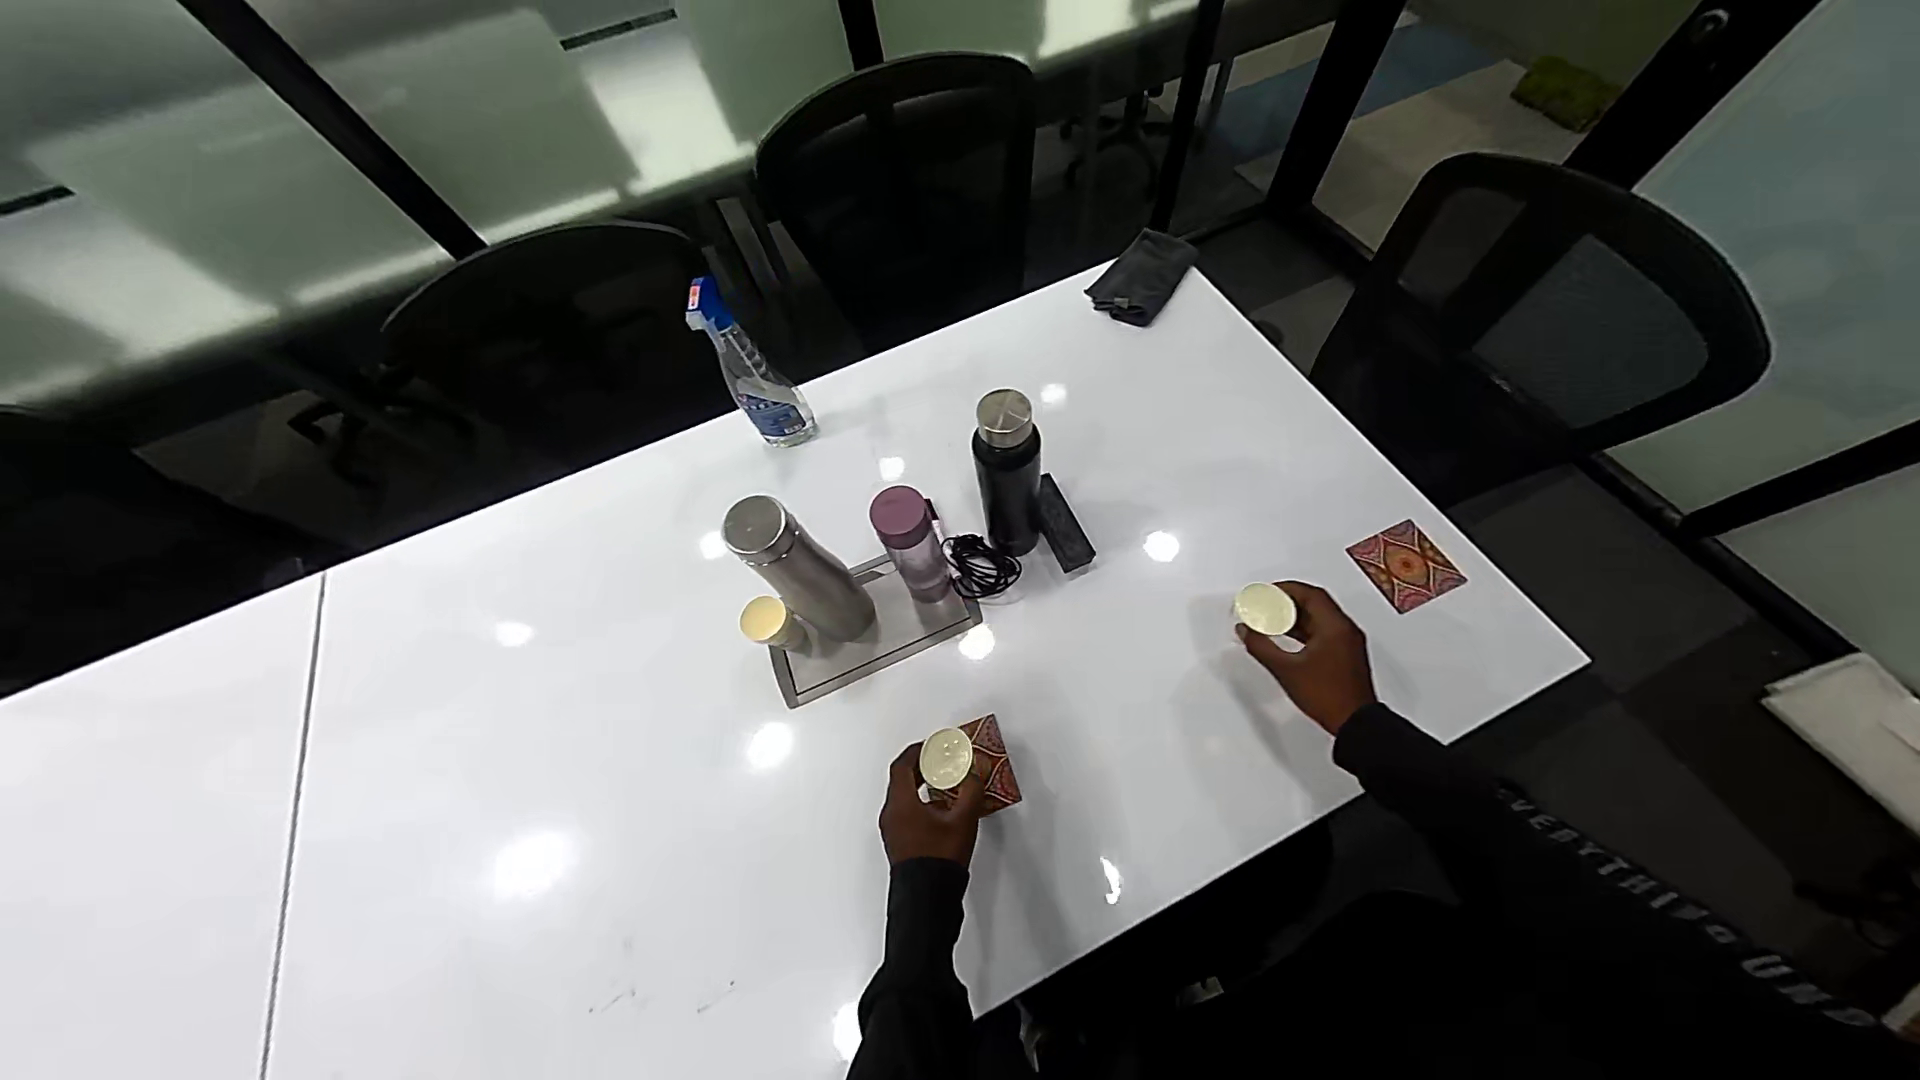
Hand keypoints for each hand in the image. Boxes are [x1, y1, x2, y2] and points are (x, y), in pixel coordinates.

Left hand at [879, 743, 987, 866]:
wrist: (927, 900)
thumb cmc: (940, 859)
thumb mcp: (963, 820)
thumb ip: (971, 791)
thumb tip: (974, 775)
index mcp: (901, 804)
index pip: (901, 766)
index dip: (915, 752)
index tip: (929, 746)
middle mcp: (891, 815)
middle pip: (900, 780)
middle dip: (919, 767)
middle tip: (937, 760)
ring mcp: (892, 831)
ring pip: (902, 797)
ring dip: (919, 785)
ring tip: (942, 782)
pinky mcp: (899, 843)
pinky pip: (904, 812)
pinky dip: (919, 801)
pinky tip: (939, 808)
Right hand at [1237, 580, 1376, 734]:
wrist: (1356, 724)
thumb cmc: (1327, 696)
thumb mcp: (1286, 669)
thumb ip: (1261, 646)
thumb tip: (1244, 630)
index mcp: (1335, 627)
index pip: (1310, 594)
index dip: (1284, 589)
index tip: (1264, 592)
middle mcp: (1345, 631)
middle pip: (1314, 603)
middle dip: (1285, 601)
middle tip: (1263, 603)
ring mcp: (1346, 643)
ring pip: (1317, 617)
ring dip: (1292, 616)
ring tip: (1267, 619)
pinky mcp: (1344, 655)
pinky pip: (1320, 631)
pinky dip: (1300, 629)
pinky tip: (1282, 636)